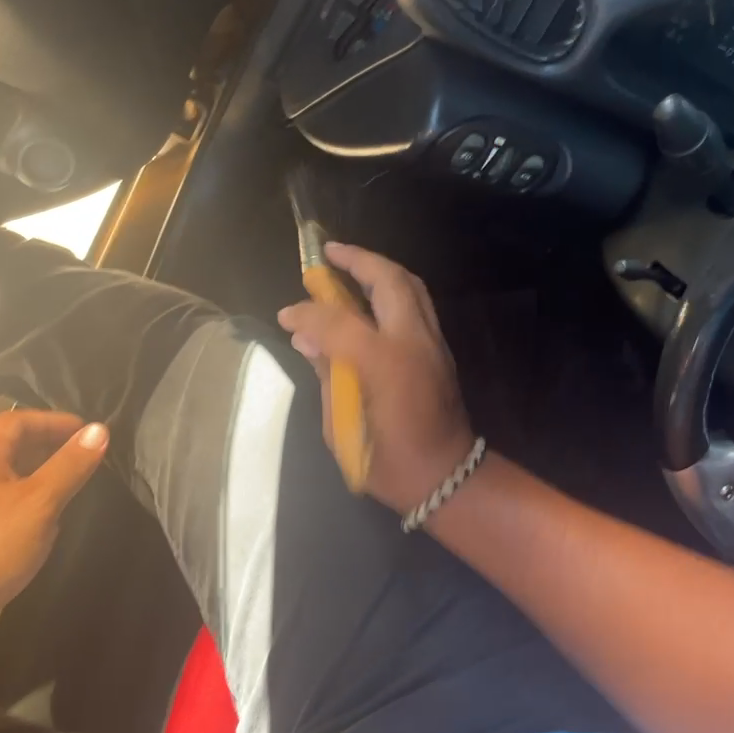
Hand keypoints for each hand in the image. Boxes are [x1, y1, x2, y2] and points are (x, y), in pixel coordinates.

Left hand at [0, 411, 108, 626]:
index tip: (85, 432)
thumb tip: (99, 429)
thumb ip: (71, 465)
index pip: (15, 420)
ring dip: (24, 477)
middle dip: (42, 448)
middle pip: (0, 447)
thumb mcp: (41, 505)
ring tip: (55, 493)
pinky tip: (19, 529)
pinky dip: (6, 501)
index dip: (53, 420)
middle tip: (77, 460)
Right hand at [278, 242, 475, 510]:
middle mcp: (413, 342)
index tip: (286, 314)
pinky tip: (371, 296)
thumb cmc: (390, 465)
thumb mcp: (343, 430)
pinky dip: (393, 289)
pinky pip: (418, 303)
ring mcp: (432, 343)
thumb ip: (327, 378)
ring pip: (410, 285)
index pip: (338, 321)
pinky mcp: (441, 349)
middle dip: (357, 260)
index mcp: (385, 364)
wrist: (448, 478)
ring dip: (380, 268)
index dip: (307, 313)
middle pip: (388, 280)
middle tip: (328, 254)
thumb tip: (308, 342)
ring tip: (350, 265)